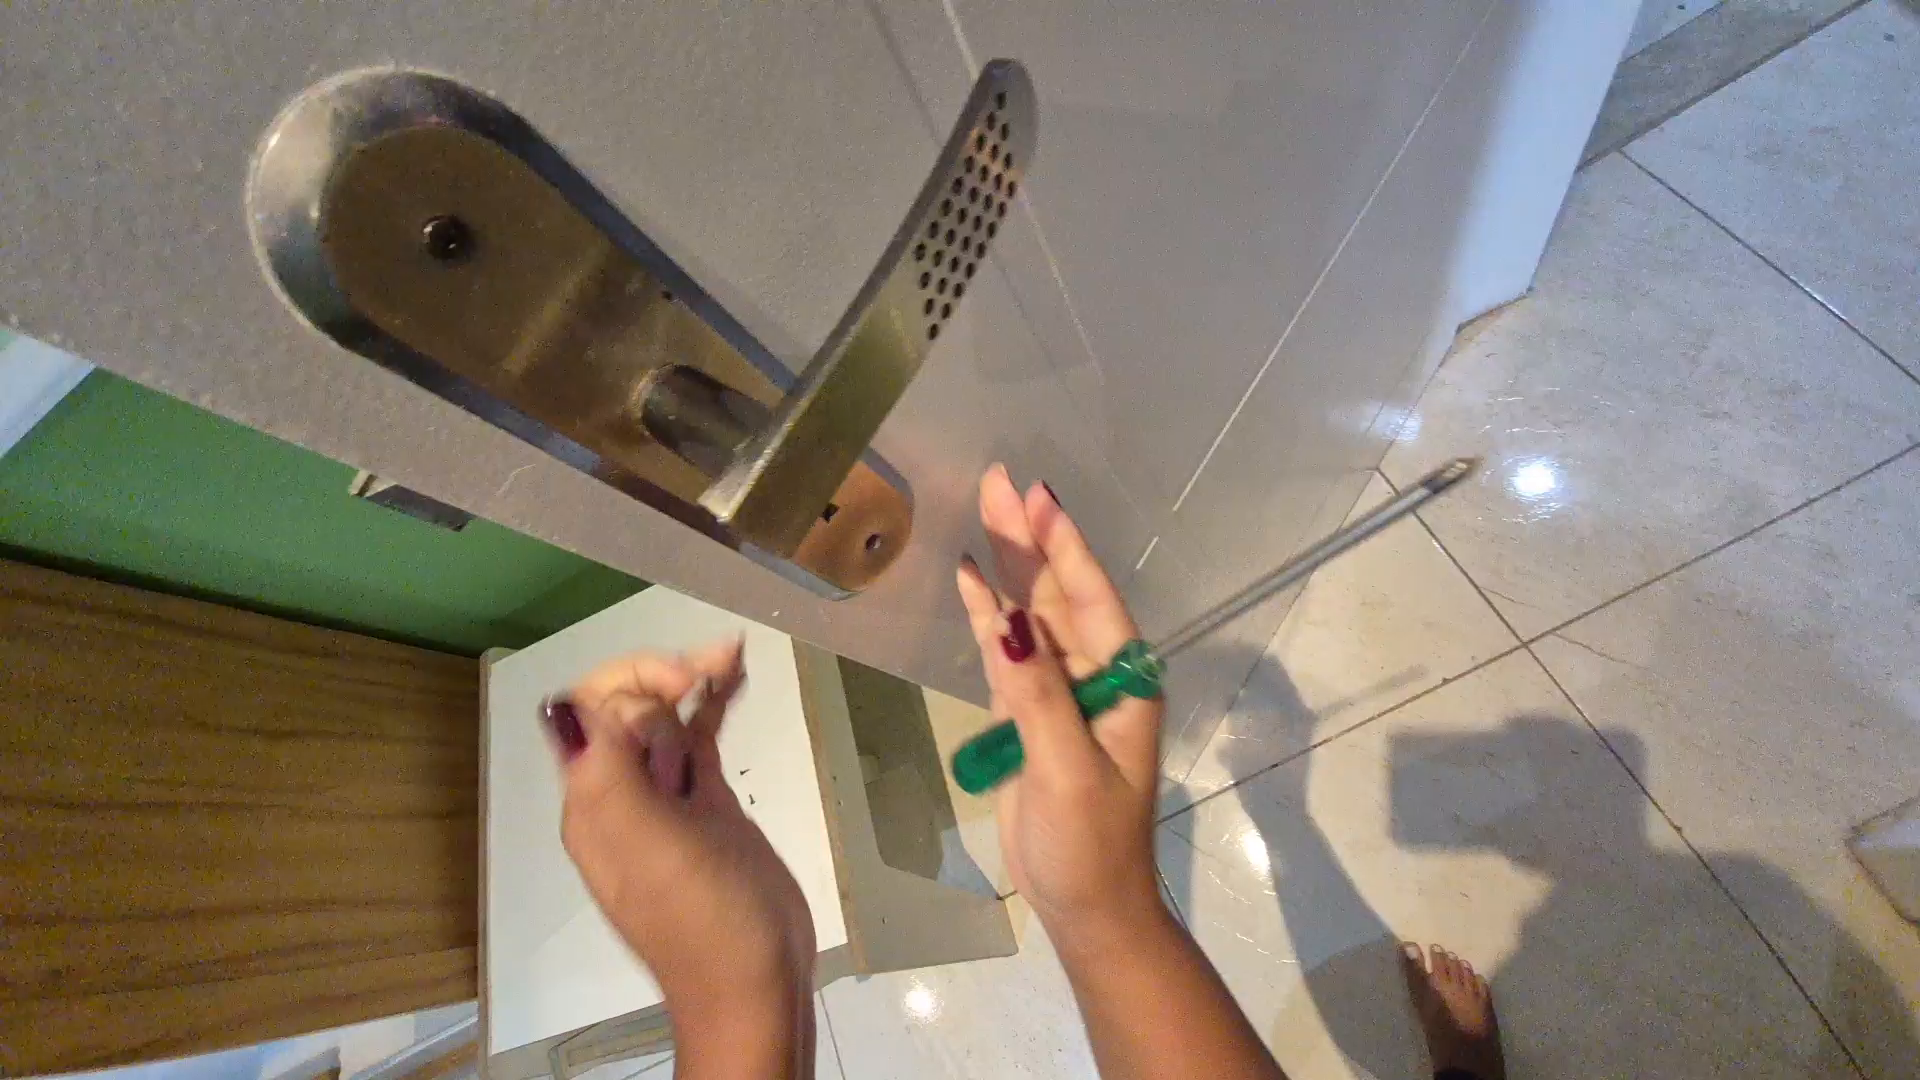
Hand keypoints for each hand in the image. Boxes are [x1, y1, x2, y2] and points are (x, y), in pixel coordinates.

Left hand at [545, 638, 815, 1062]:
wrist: (757, 977)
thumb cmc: (705, 920)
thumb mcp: (654, 852)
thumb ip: (611, 779)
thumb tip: (574, 709)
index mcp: (596, 801)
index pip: (589, 711)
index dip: (631, 682)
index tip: (683, 683)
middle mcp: (623, 791)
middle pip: (629, 706)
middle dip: (666, 674)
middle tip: (716, 666)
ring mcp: (667, 796)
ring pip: (668, 716)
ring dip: (694, 678)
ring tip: (732, 655)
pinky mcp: (706, 800)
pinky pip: (701, 737)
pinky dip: (715, 704)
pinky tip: (735, 678)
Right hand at [955, 465, 1168, 943]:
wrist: (1084, 903)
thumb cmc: (1090, 843)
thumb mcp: (1067, 769)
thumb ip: (1038, 694)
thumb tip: (1006, 621)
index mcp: (1124, 680)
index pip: (1093, 598)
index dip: (1063, 545)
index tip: (1036, 495)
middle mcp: (1097, 672)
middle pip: (1059, 593)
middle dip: (1029, 538)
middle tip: (999, 483)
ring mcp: (1061, 688)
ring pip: (1032, 613)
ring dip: (1008, 566)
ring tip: (983, 511)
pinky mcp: (1030, 708)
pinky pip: (1008, 652)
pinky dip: (989, 617)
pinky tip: (971, 580)